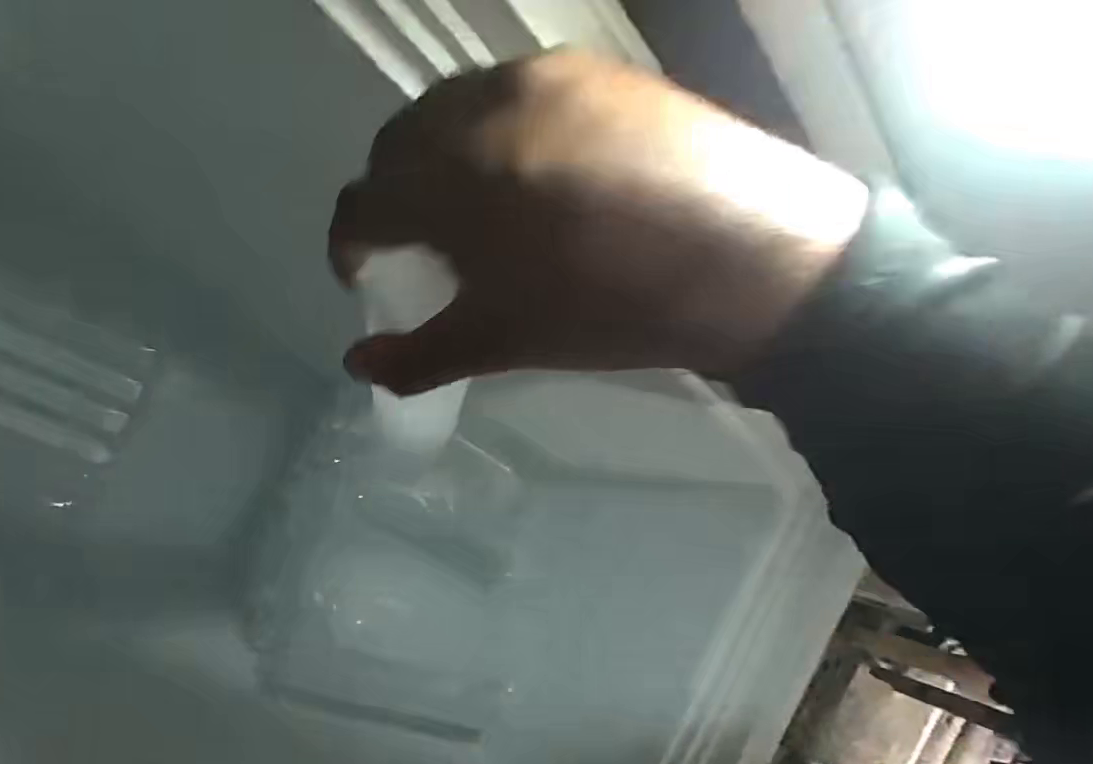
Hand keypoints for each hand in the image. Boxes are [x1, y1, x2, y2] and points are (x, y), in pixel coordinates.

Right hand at [328, 49, 866, 394]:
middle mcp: (477, 111)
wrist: (744, 259)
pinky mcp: (588, 69)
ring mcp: (536, 78)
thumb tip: (357, 364)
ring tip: (469, 208)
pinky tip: (527, 177)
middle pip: (394, 147)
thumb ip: (414, 356)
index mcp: (446, 183)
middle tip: (416, 246)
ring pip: (448, 111)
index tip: (366, 277)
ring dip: (434, 160)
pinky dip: (488, 134)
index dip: (348, 247)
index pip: (360, 204)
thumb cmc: (601, 310)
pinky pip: (506, 93)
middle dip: (388, 199)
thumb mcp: (497, 344)